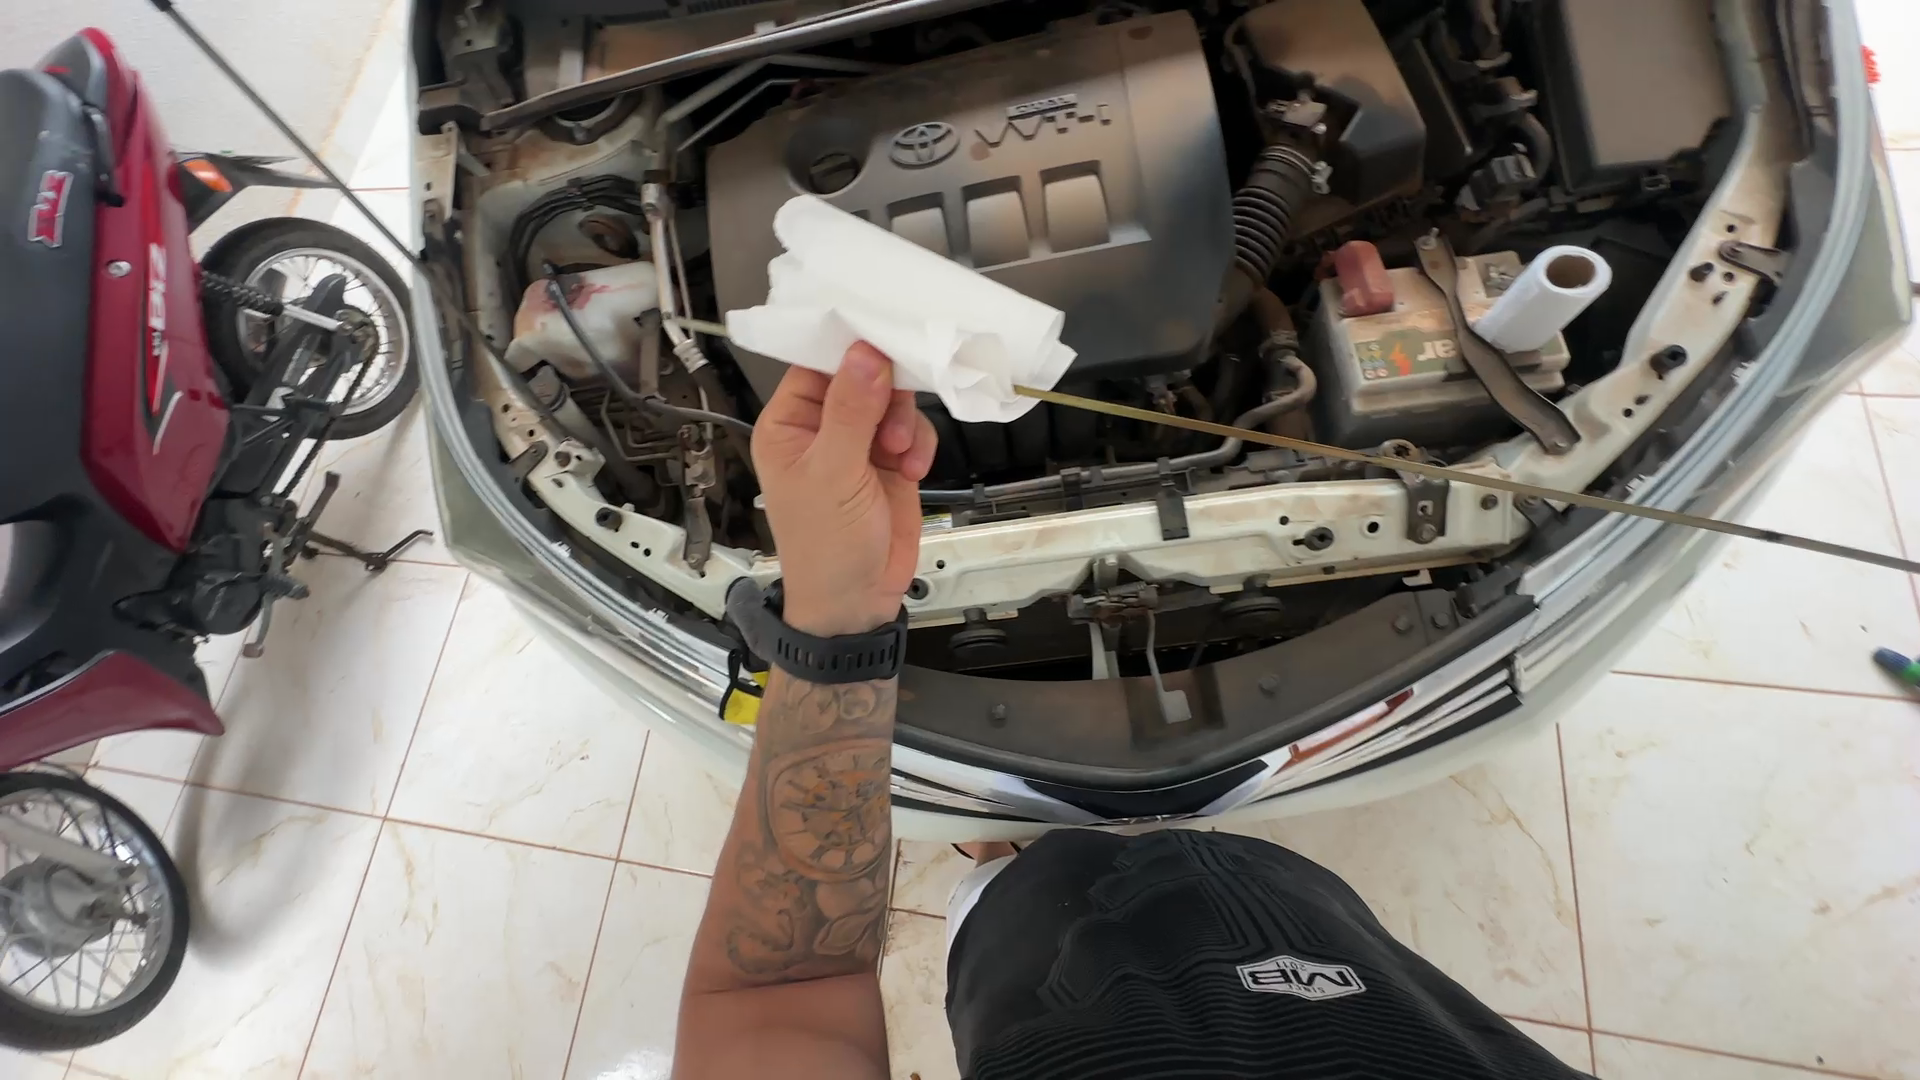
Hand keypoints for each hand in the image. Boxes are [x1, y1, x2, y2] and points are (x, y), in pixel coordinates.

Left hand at [752, 342, 937, 636]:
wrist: (858, 600)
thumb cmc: (826, 545)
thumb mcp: (833, 473)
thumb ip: (851, 410)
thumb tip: (865, 351)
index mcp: (790, 425)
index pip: (816, 366)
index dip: (848, 351)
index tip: (882, 337)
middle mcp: (823, 430)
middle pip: (862, 379)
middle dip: (885, 395)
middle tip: (891, 420)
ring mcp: (860, 446)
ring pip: (893, 403)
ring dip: (905, 423)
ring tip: (900, 454)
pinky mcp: (891, 463)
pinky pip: (913, 431)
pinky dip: (919, 445)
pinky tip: (914, 469)